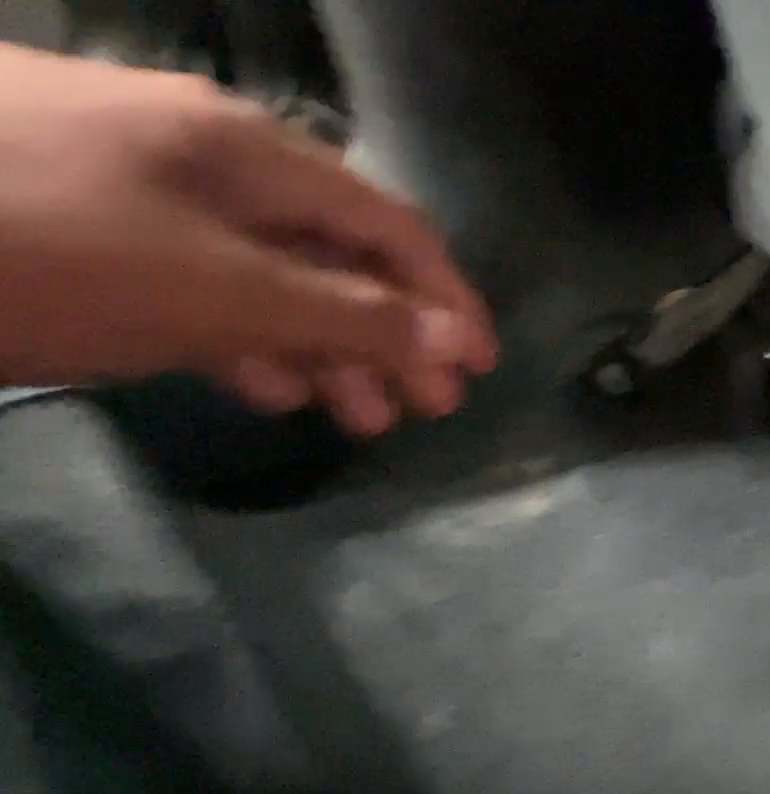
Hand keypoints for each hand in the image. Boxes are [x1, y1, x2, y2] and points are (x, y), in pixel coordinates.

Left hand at [0, 45, 496, 434]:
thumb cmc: (39, 248)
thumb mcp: (220, 290)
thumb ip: (352, 317)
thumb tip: (459, 344)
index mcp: (255, 158)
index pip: (394, 229)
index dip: (449, 300)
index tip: (483, 368)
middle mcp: (212, 165)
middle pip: (340, 257)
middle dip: (394, 337)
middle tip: (430, 409)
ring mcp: (146, 198)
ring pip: (274, 280)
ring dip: (328, 351)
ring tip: (362, 418)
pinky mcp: (87, 237)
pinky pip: (203, 290)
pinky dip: (250, 341)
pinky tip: (267, 385)